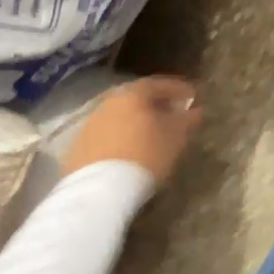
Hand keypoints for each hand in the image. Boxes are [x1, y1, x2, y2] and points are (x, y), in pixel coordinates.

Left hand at [60, 76, 202, 182]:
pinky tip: (130, 151)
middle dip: (155, 105)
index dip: (178, 89)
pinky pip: (105, 136)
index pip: (158, 83)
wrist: (100, 189)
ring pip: (118, 118)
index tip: (192, 96)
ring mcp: (88, 126)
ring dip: (136, 122)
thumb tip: (195, 110)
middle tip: (172, 114)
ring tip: (152, 135)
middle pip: (135, 99)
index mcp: (132, 94)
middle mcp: (107, 104)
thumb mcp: (177, 135)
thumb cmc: (146, 153)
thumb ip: (187, 118)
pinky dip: (120, 138)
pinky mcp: (77, 149)